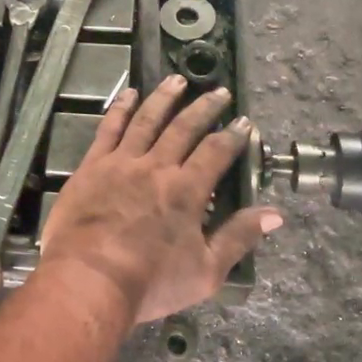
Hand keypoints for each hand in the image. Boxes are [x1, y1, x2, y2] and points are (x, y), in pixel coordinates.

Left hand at [39, 75, 283, 323]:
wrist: (88, 280)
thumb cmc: (150, 282)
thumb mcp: (205, 271)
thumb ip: (238, 238)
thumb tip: (274, 214)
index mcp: (186, 190)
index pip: (216, 152)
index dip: (233, 136)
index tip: (244, 123)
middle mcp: (156, 166)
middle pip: (183, 128)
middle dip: (204, 108)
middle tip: (218, 92)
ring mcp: (121, 162)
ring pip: (147, 119)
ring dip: (164, 98)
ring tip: (178, 80)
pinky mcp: (92, 165)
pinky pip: (109, 128)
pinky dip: (121, 108)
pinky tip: (129, 94)